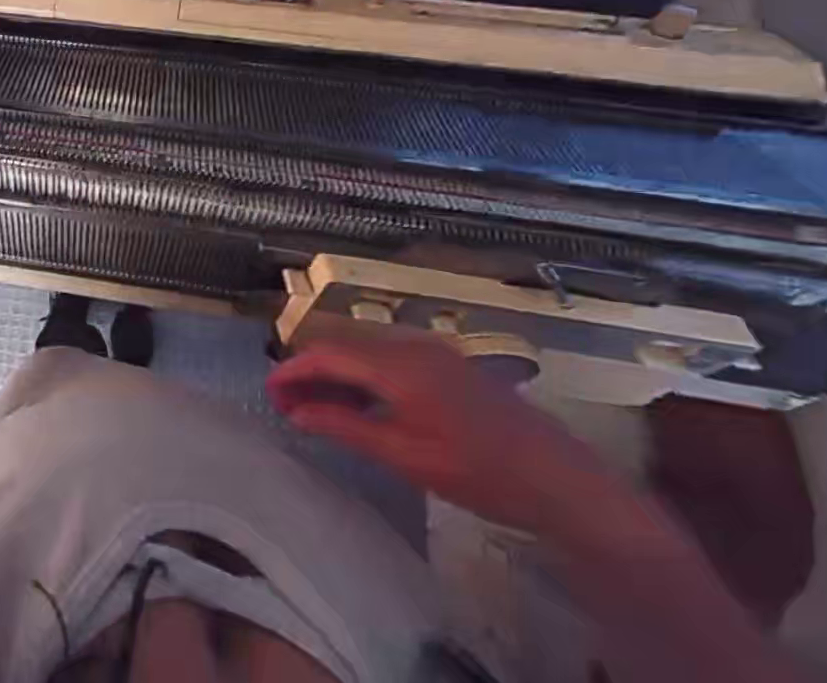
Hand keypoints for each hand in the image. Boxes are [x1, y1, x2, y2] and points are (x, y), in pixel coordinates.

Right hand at [267, 328, 630, 539]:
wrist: (558, 478)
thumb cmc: (478, 472)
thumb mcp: (404, 455)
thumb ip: (346, 426)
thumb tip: (298, 412)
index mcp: (400, 365)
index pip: (330, 354)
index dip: (294, 370)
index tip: (269, 391)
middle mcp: (412, 347)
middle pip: (346, 348)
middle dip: (310, 372)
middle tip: (285, 404)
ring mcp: (433, 353)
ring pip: (367, 354)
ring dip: (336, 376)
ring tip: (312, 407)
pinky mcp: (446, 366)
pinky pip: (390, 362)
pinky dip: (364, 379)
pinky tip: (356, 404)